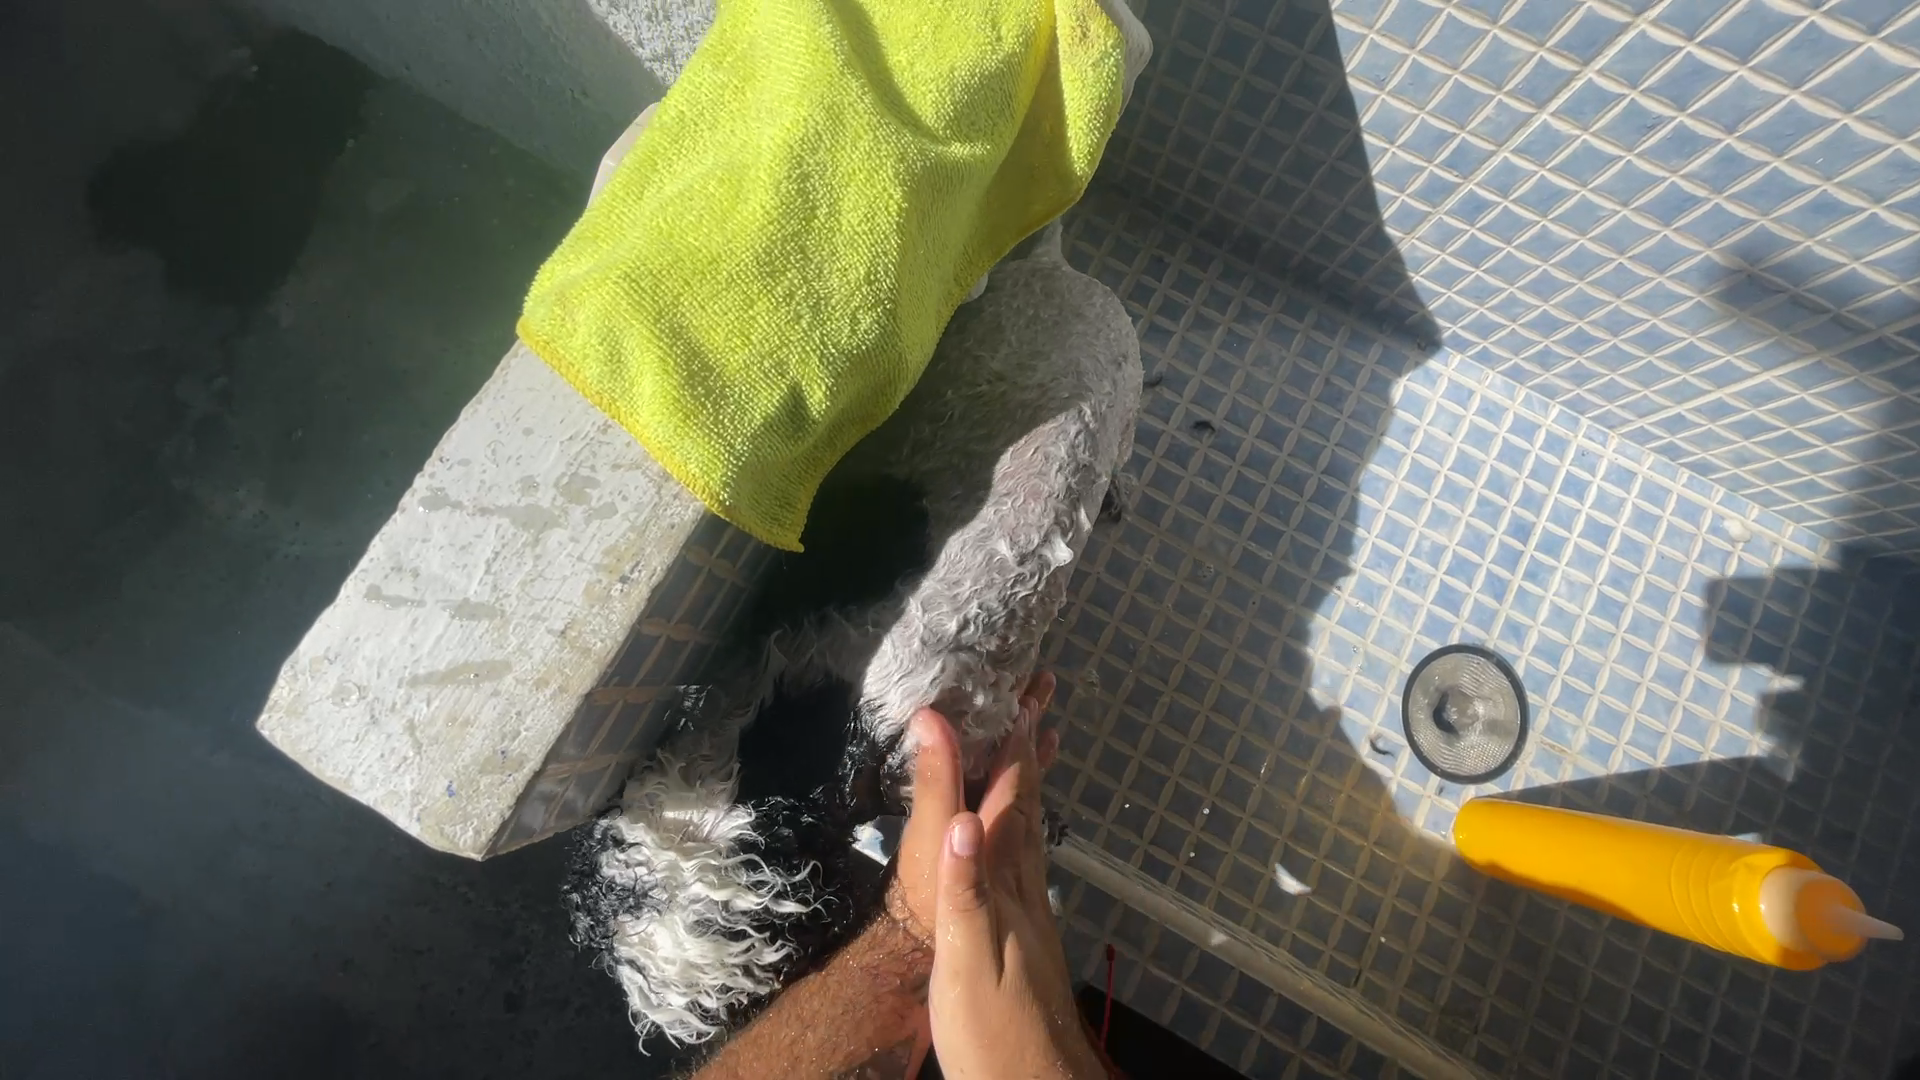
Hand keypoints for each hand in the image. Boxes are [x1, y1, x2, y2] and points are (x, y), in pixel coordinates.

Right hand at [889, 673, 1057, 943]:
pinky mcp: (1028, 926)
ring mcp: (1031, 904)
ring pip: (1033, 824)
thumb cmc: (991, 1026)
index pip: (1012, 800)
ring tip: (1040, 742)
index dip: (1016, 748)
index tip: (1021, 698)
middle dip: (1032, 747)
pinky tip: (1021, 825)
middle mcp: (1024, 881)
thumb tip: (961, 815)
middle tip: (1039, 700)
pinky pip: (1028, 851)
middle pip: (1029, 801)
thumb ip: (963, 888)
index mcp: (1005, 880)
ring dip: (1033, 777)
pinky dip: (1026, 819)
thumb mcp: (964, 958)